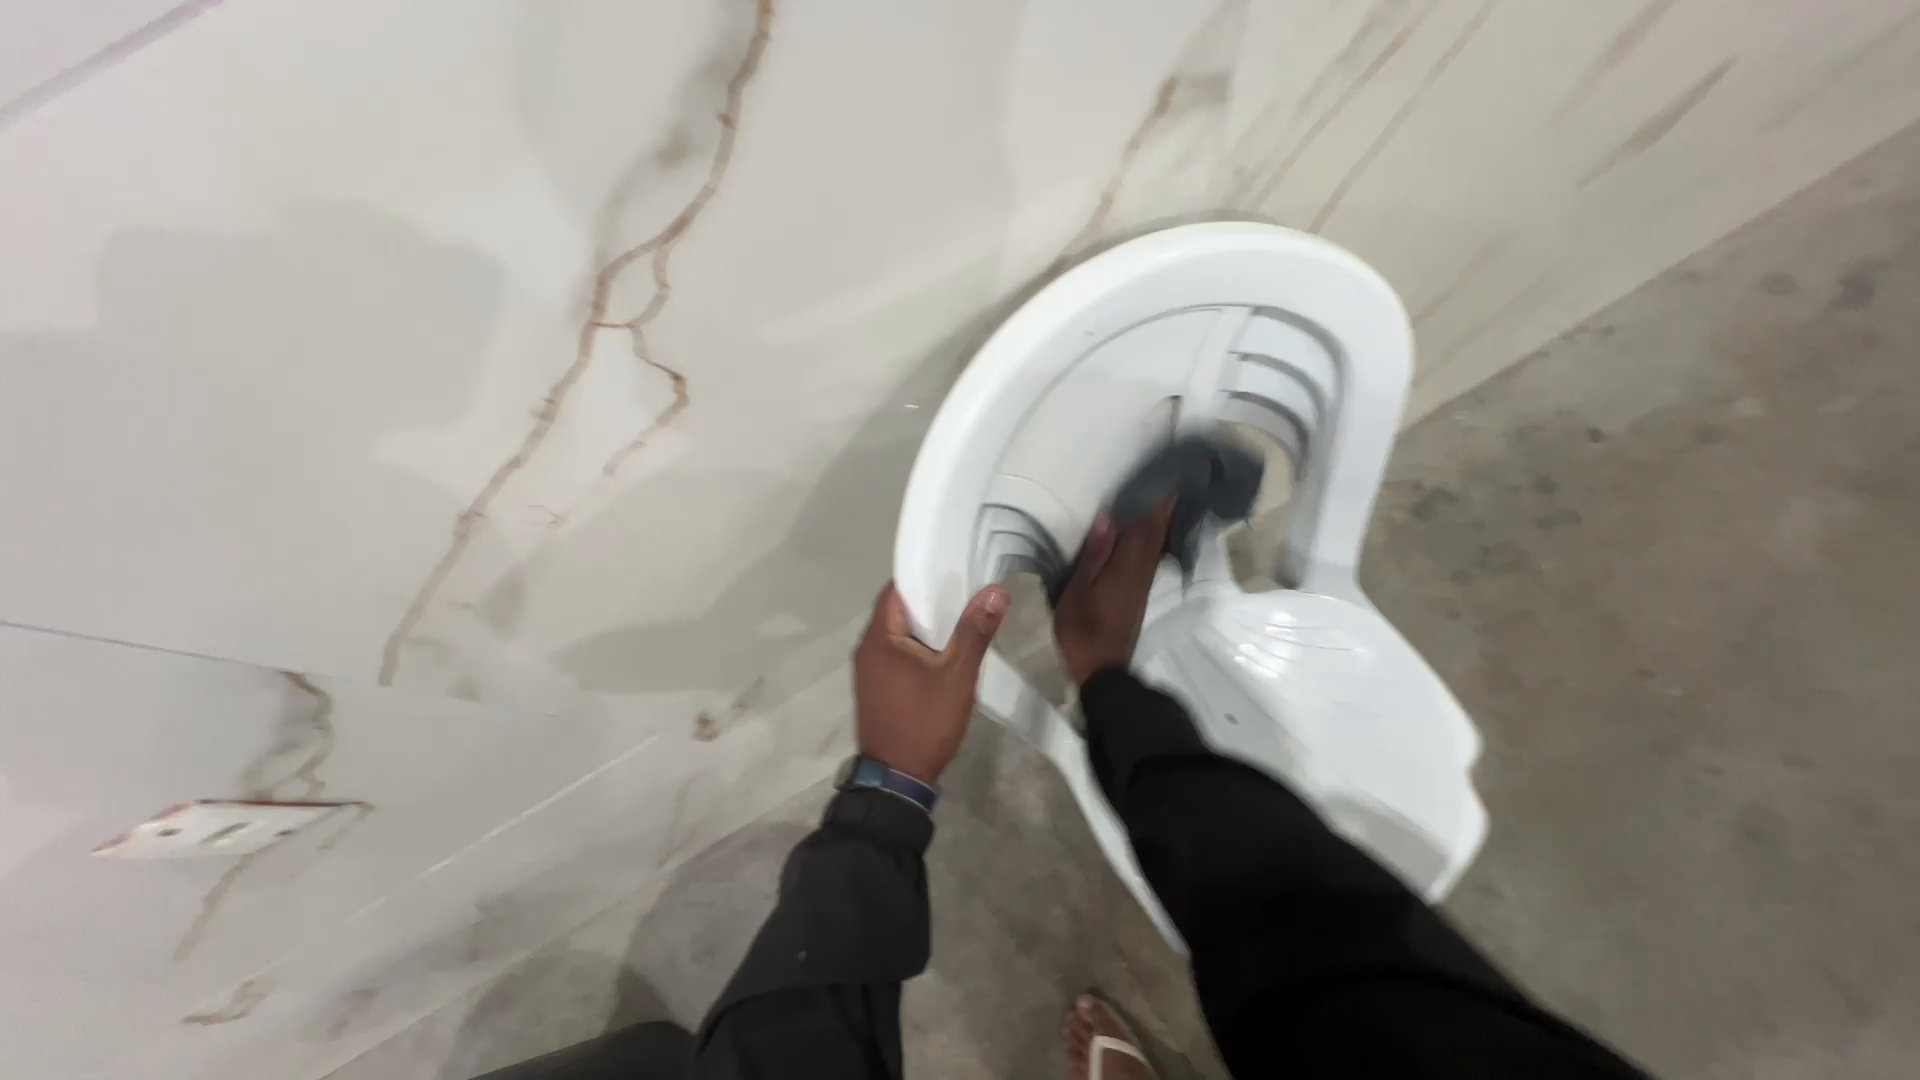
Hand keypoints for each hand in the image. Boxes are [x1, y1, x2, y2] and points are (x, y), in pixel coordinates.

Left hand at [852, 581, 1008, 783]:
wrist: (898, 780)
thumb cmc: (924, 721)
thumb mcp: (957, 674)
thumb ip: (974, 631)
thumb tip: (995, 590)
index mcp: (878, 637)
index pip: (897, 589)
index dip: (924, 576)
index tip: (954, 571)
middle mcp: (867, 648)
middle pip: (897, 611)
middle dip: (931, 602)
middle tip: (966, 594)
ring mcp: (869, 671)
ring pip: (899, 635)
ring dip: (926, 628)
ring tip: (961, 620)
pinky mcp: (876, 688)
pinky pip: (897, 654)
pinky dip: (918, 648)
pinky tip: (944, 653)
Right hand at [1053, 499, 1172, 685]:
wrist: (1101, 673)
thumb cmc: (1083, 630)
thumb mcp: (1079, 591)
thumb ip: (1094, 554)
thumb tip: (1108, 517)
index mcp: (1127, 567)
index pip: (1148, 527)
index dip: (1158, 503)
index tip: (1167, 478)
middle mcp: (1141, 573)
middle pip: (1155, 535)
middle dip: (1160, 509)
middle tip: (1162, 482)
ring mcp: (1141, 587)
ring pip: (1153, 548)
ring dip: (1155, 525)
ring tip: (1151, 501)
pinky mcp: (1136, 598)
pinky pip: (1146, 560)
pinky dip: (1146, 543)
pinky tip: (1137, 538)